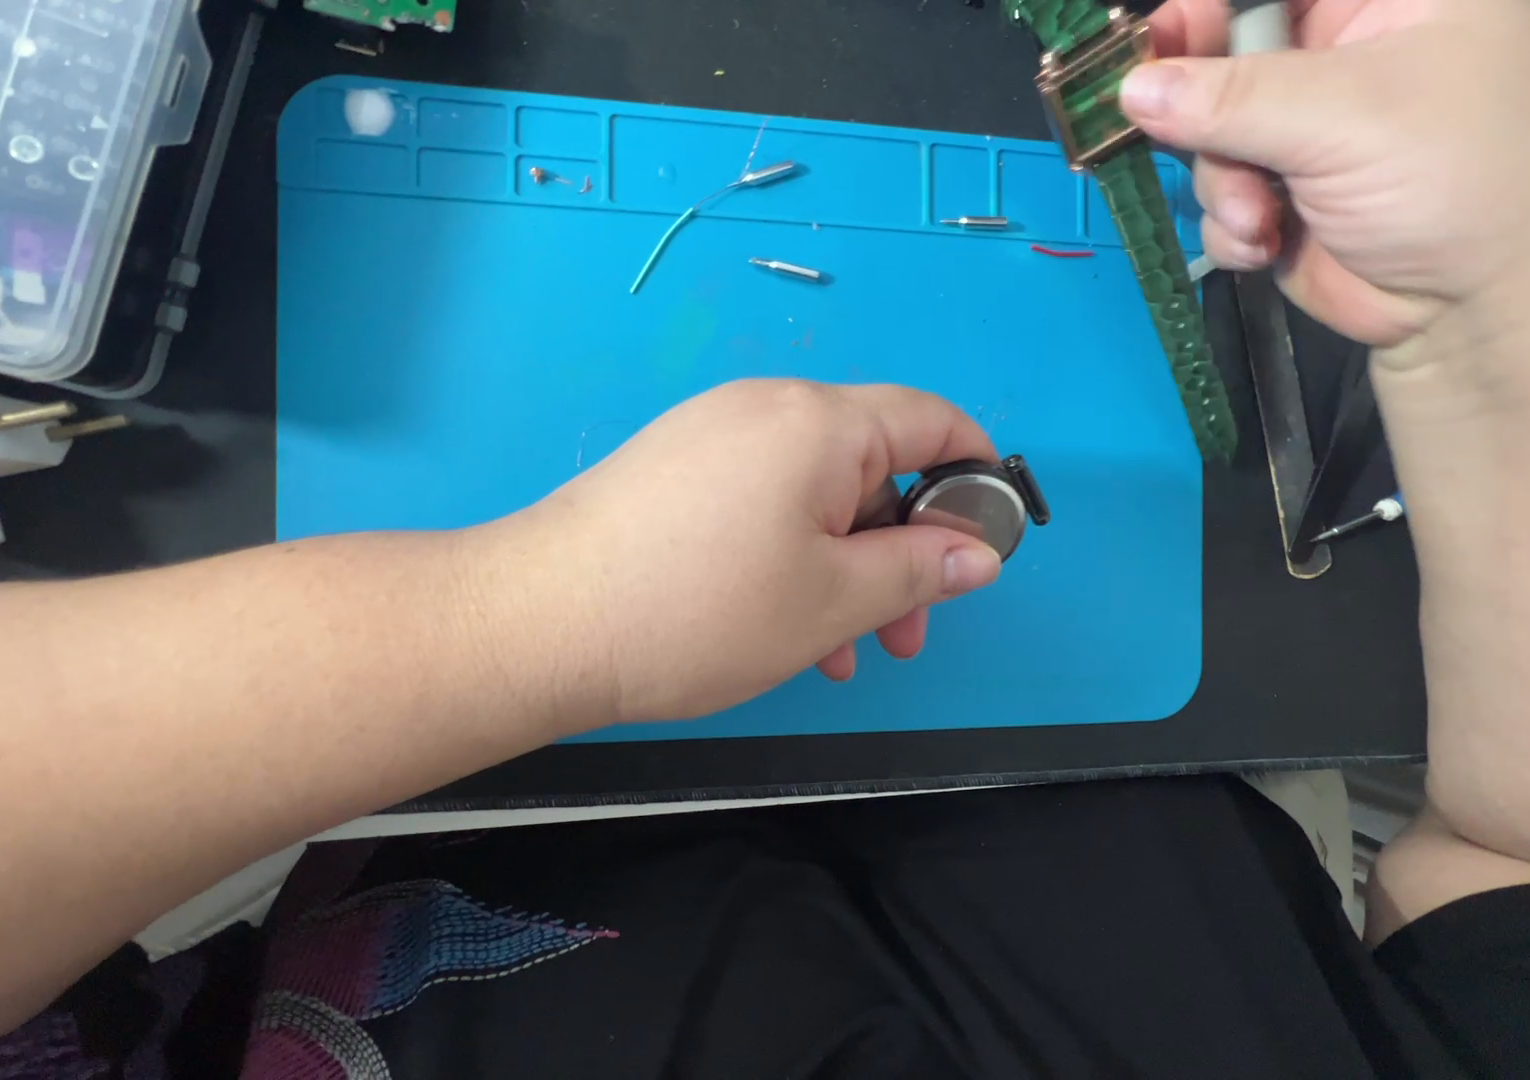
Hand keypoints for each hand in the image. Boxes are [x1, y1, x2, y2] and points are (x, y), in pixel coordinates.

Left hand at [511, 380, 1003, 725]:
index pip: (928, 418)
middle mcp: (765, 408)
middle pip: (868, 465)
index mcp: (818, 422)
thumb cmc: (702, 610)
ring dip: (843, 568)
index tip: (989, 529)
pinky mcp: (675, 468)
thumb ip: (920, 569)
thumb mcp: (833, 600)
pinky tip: (780, 624)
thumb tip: (979, 552)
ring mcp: (711, 435)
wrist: (541, 623)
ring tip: (837, 651)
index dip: (974, 467)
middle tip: (903, 633)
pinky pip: (761, 502)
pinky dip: (790, 555)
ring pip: (814, 496)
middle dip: (899, 550)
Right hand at [1126, 0, 1529, 351]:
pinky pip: (1220, 203)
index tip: (1144, 56)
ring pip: (1211, 145)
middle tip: (1178, 138)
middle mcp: (1335, 61)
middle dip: (1201, 117)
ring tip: (1259, 220)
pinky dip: (1231, 229)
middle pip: (1220, 67)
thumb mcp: (1348, 114)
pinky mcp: (1283, 205)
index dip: (1197, 17)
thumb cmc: (1461, 169)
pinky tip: (1264, 245)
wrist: (1495, 301)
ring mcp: (1304, 139)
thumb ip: (1232, 99)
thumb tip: (1131, 88)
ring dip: (1223, 188)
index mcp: (1376, 0)